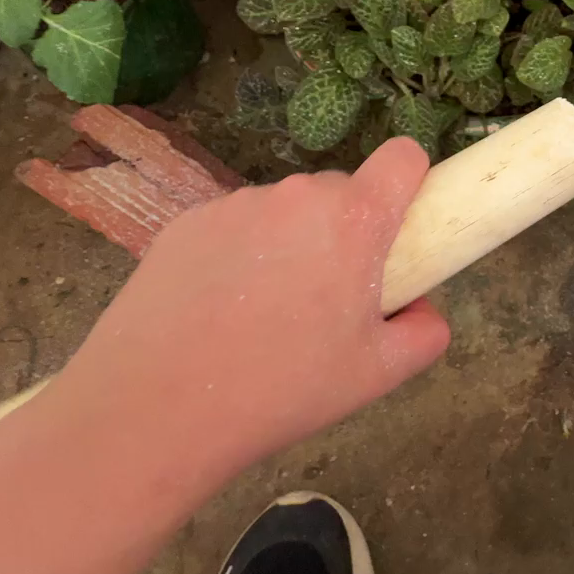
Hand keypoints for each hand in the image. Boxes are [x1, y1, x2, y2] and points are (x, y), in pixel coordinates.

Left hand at [46, 138, 451, 473]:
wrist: (146, 417)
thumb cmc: (279, 390)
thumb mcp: (377, 375)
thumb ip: (426, 333)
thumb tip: (424, 310)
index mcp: (355, 218)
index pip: (404, 156)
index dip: (411, 183)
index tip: (400, 228)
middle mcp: (298, 195)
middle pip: (344, 190)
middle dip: (348, 230)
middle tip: (327, 297)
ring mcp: (237, 204)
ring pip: (289, 209)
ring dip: (294, 240)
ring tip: (264, 311)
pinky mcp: (187, 221)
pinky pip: (238, 223)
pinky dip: (242, 252)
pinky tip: (217, 309)